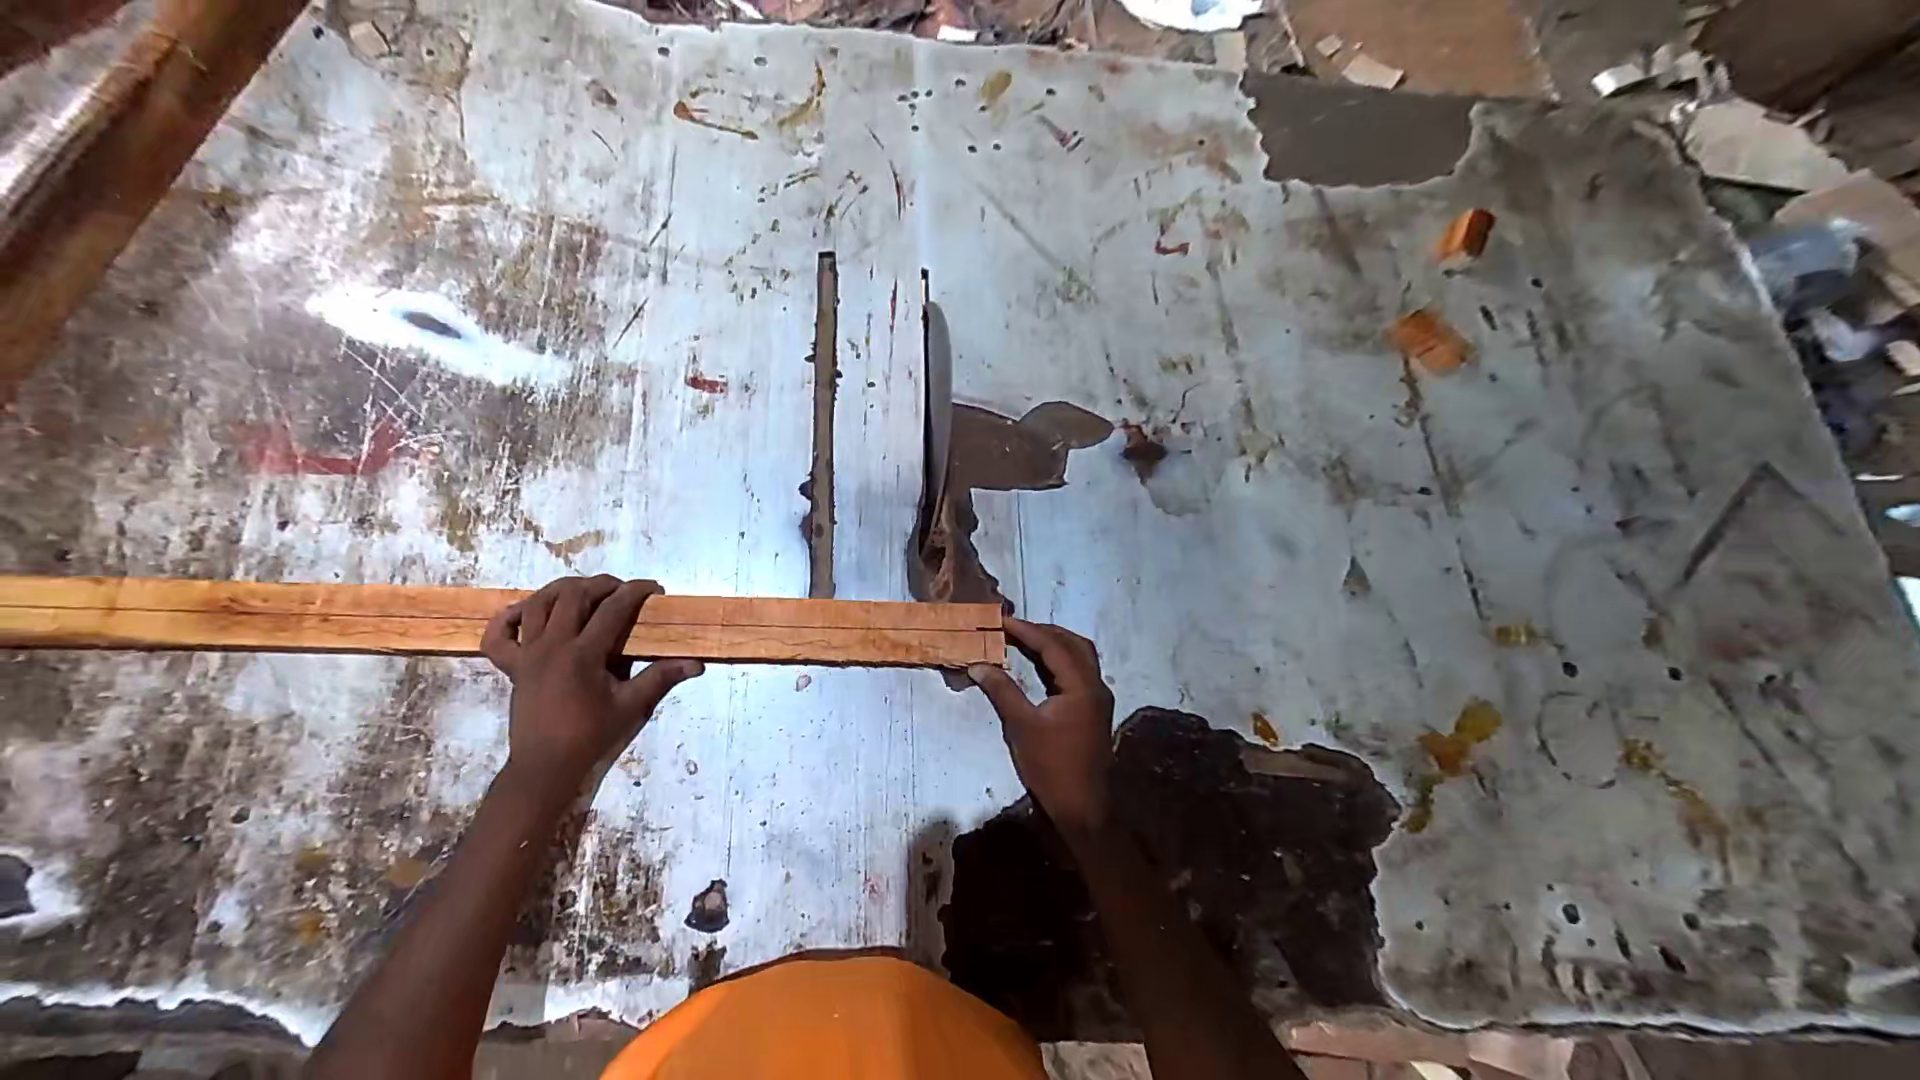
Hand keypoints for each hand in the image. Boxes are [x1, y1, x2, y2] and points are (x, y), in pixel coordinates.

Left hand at [481, 575, 703, 797]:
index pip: (612, 609)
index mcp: (582, 655)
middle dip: (601, 584)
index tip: (654, 589)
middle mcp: (551, 646)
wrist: (546, 765)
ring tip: (585, 592)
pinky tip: (527, 611)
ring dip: (562, 590)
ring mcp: (527, 655)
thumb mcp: (631, 706)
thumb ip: (661, 678)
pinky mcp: (512, 667)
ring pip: (537, 604)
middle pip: (572, 595)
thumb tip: (696, 664)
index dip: (635, 592)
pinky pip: (498, 635)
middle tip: (622, 589)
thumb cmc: (591, 735)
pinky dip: (509, 617)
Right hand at [968, 618, 1115, 837]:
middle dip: (1044, 632)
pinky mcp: (1094, 711)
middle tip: (1014, 628)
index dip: (1027, 630)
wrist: (1082, 808)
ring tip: (1024, 641)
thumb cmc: (1051, 766)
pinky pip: (1080, 673)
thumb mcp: (1021, 726)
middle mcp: (1096, 686)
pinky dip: (1060, 662)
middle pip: (1073, 644)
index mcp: (1082, 686)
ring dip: (1054, 645)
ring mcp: (1099, 699)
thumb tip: (977, 665)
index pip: (1054, 646)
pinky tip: (1040, 667)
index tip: (1002, 621)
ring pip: (1080, 657)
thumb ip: (1001, 690)